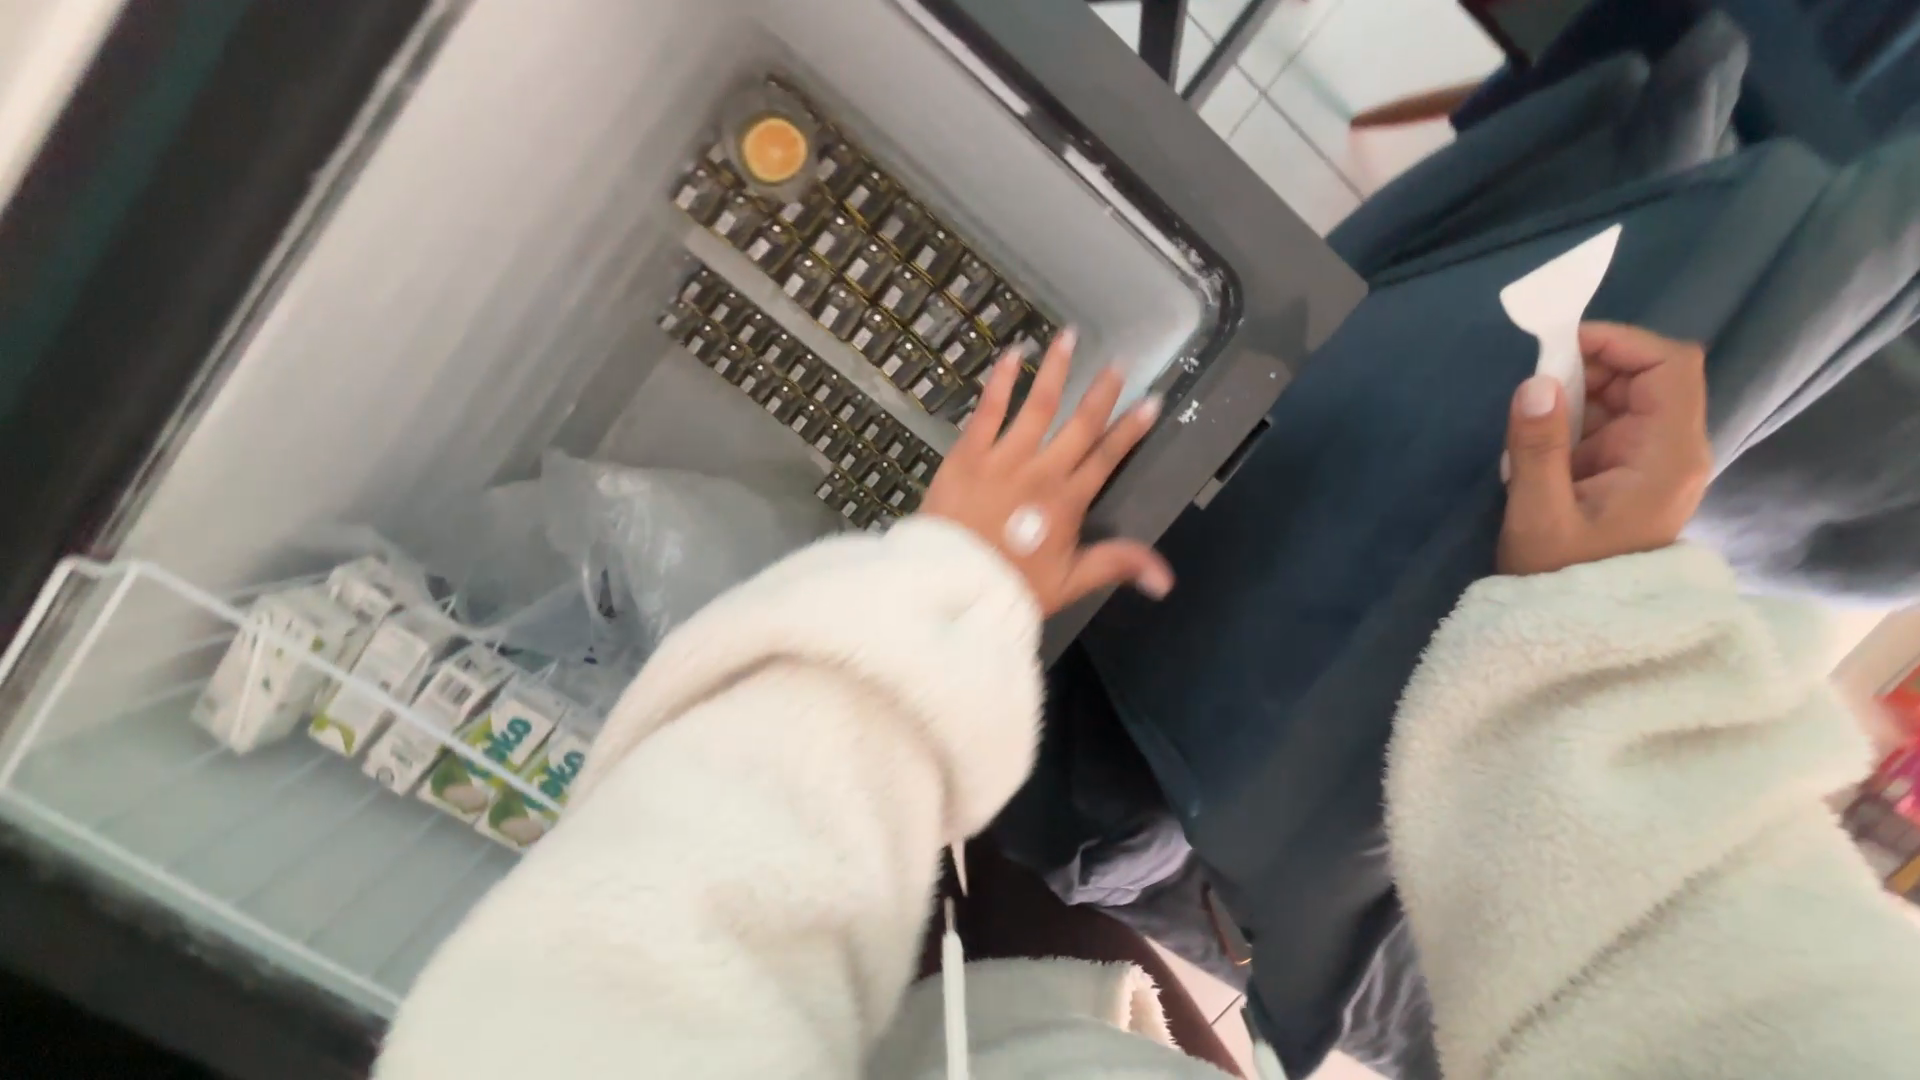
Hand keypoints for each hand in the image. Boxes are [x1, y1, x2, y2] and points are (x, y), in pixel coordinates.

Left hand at [920, 328, 1173, 614]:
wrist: (951, 584)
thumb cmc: (1009, 586)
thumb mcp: (1069, 583)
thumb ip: (1116, 565)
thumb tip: (1167, 579)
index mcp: (1068, 501)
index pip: (1106, 458)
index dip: (1130, 430)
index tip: (1150, 402)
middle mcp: (1043, 471)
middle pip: (1079, 426)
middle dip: (1101, 394)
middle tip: (1117, 364)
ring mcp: (1004, 457)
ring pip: (1038, 406)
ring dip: (1055, 371)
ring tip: (1069, 337)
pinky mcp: (968, 453)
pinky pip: (988, 410)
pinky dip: (1000, 381)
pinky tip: (1011, 354)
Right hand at [1498, 322, 1711, 574]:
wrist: (1579, 628)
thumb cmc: (1560, 574)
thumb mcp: (1538, 513)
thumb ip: (1538, 446)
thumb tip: (1536, 382)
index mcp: (1666, 455)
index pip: (1670, 367)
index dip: (1620, 342)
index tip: (1557, 344)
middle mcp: (1670, 451)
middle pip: (1648, 377)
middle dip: (1591, 366)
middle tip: (1529, 383)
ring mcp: (1649, 463)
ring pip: (1625, 399)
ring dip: (1577, 393)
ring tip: (1527, 417)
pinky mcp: (1624, 474)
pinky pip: (1607, 426)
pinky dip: (1572, 418)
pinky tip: (1537, 439)